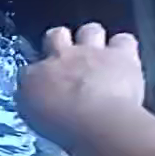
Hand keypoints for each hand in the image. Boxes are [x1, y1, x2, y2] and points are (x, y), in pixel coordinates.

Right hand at [18, 22, 152, 155]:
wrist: (96, 121)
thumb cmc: (61, 125)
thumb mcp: (31, 114)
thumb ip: (31, 97)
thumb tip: (34, 94)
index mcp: (33, 75)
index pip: (30, 67)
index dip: (38, 73)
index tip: (44, 83)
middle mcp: (60, 57)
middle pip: (55, 35)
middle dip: (59, 41)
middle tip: (66, 56)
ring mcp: (92, 53)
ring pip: (90, 30)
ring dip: (93, 40)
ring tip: (97, 54)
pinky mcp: (122, 55)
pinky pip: (123, 40)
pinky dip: (122, 47)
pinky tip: (122, 58)